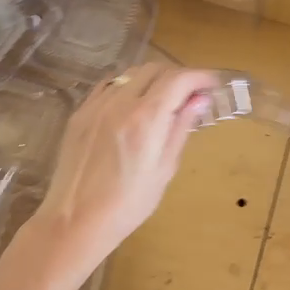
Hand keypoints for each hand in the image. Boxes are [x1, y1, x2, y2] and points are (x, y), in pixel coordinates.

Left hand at [26, 63, 220, 270]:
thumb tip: (199, 100)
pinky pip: (108, 86)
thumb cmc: (129, 203)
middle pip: (155, 69)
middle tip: (190, 94)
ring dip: (152, 79)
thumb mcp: (165, 168)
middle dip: (177, 76)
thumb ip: (181, 128)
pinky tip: (132, 104)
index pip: (179, 79)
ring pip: (130, 73)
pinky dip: (127, 86)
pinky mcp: (80, 113)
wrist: (76, 220)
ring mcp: (96, 105)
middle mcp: (120, 102)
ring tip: (162, 99)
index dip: (201, 76)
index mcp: (146, 117)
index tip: (213, 84)